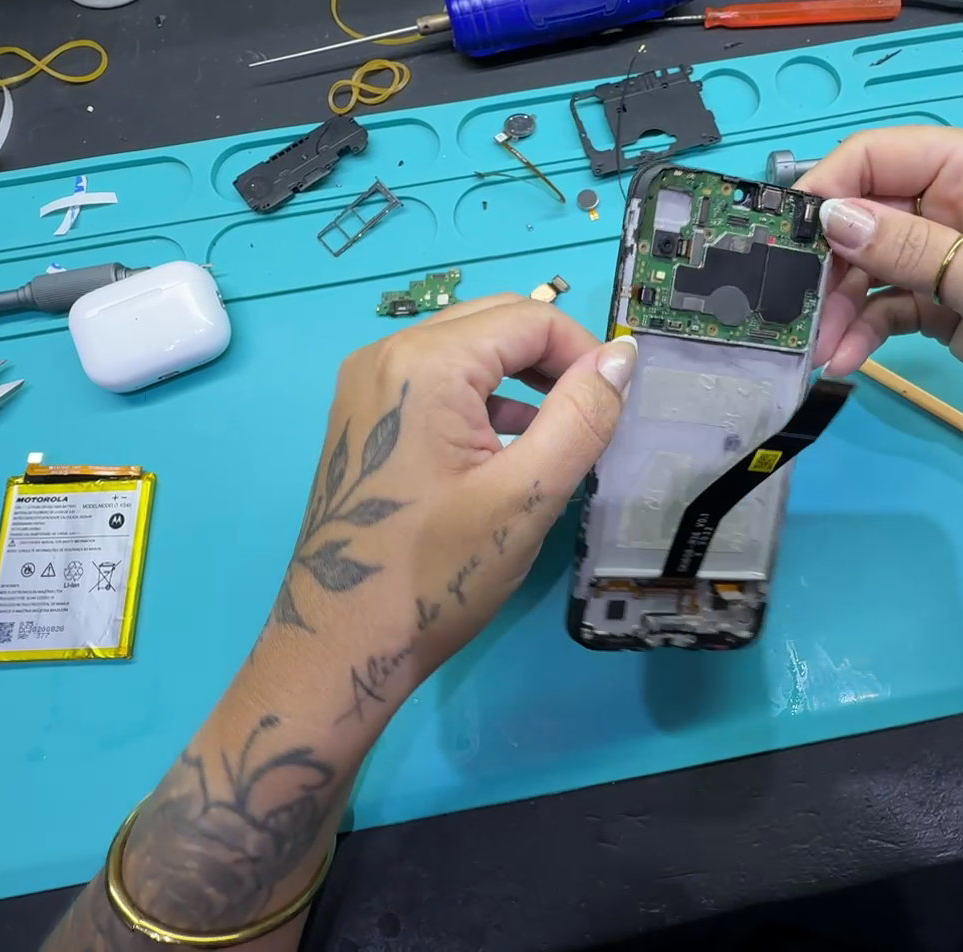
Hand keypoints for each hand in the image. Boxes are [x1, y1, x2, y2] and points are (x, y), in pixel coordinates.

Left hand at [263, 295, 635, 714]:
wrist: (341, 645)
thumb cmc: (438, 575)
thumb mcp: (527, 496)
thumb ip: (581, 416)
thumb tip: (621, 355)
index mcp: (424, 364)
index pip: (529, 318)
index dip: (584, 350)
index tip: (614, 404)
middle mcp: (387, 354)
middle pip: (495, 323)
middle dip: (554, 359)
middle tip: (591, 415)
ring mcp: (369, 384)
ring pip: (469, 349)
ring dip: (523, 378)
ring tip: (562, 431)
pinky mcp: (366, 414)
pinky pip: (440, 381)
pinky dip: (486, 398)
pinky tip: (513, 444)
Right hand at [798, 126, 962, 443]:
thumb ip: (910, 248)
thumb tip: (829, 218)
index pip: (881, 155)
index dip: (827, 189)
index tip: (782, 238)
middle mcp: (960, 204)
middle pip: (866, 216)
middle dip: (827, 265)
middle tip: (795, 311)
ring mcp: (952, 258)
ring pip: (869, 267)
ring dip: (839, 308)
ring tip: (821, 351)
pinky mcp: (949, 305)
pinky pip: (888, 307)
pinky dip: (863, 331)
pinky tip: (846, 361)